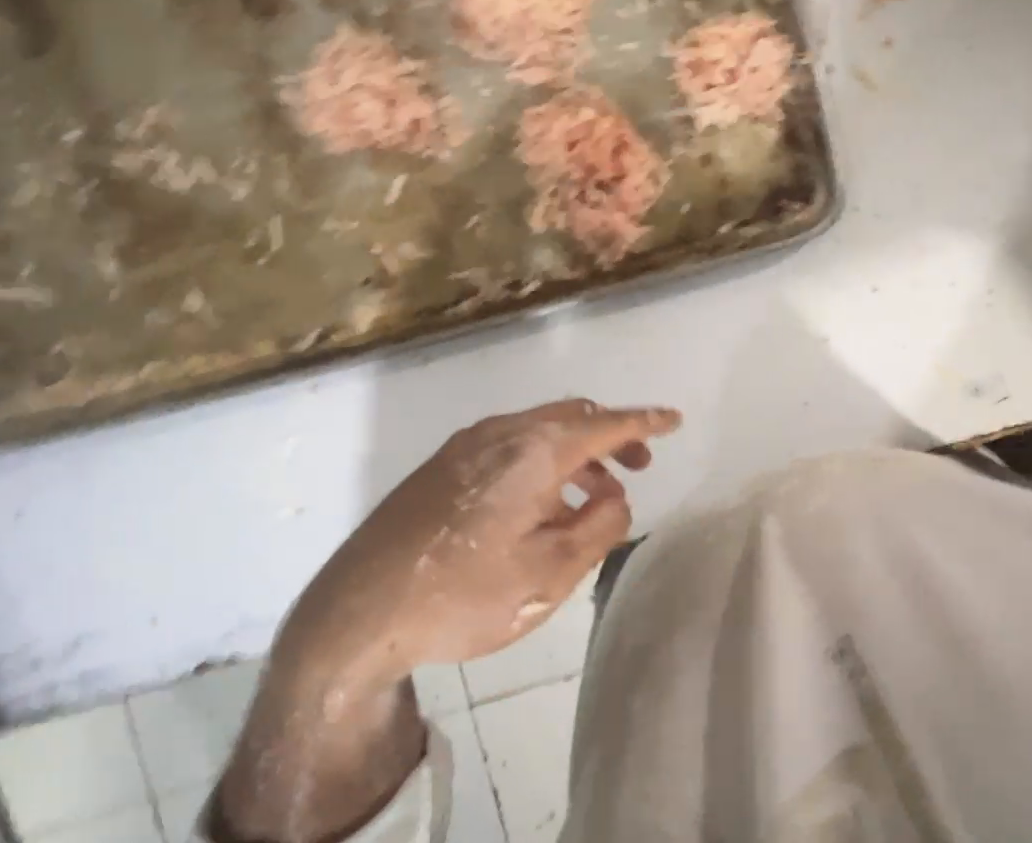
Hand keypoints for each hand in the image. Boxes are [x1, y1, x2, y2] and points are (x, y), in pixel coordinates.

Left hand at [214, 400, 680, 842]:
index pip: (604, 424)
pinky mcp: (440, 467)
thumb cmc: (464, 596)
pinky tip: (539, 505)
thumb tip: (617, 499)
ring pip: (538, 430)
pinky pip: (510, 445)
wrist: (357, 614)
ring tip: (590, 499)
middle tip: (636, 469)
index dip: (644, 422)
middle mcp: (499, 434)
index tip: (674, 420)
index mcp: (532, 452)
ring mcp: (464, 448)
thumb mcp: (551, 573)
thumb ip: (600, 528)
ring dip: (575, 452)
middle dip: (610, 436)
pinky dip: (542, 460)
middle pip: (570, 417)